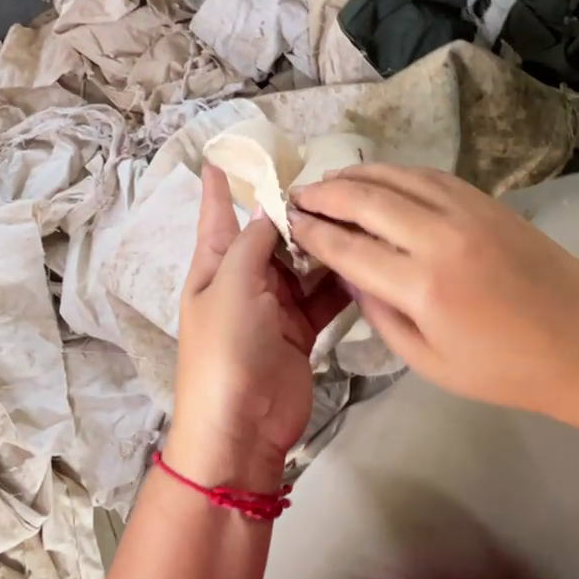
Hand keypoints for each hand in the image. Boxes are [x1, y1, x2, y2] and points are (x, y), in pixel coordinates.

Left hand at [167, 165, 350, 490]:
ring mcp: (273, 304)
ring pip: (302, 261)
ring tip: (357, 213)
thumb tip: (271, 204)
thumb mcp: (231, 286)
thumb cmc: (225, 349)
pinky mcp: (300, 328)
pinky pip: (322, 295)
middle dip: (295, 209)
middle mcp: (242, 277)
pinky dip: (339, 281)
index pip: (218, 211)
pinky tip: (364, 260)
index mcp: (214, 263)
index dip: (223, 182)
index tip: (231, 149)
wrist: (240, 428)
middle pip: (271, 233)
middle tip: (332, 179)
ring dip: (323, 243)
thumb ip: (253, 242)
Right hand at [288, 164, 578, 429]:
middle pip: (364, 200)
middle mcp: (440, 239)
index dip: (312, 232)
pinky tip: (377, 178)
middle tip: (297, 195)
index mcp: (423, 288)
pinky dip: (394, 172)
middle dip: (323, 194)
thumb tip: (346, 271)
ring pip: (395, 177)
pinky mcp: (489, 202)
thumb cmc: (507, 371)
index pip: (347, 247)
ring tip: (328, 180)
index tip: (288, 222)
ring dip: (354, 175)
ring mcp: (468, 212)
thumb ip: (379, 314)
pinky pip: (429, 175)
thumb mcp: (429, 363)